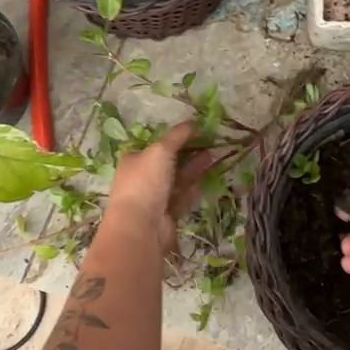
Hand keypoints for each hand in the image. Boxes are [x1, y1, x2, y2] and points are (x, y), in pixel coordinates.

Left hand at [107, 122, 223, 253]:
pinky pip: (184, 194)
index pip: (156, 144)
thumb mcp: (160, 150)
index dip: (176, 136)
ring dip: (195, 165)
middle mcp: (143, 178)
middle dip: (189, 151)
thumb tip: (193, 122)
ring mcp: (155, 196)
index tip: (197, 130)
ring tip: (215, 153)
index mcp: (134, 160)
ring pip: (179, 177)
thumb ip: (177, 135)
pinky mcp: (168, 212)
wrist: (141, 227)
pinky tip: (210, 174)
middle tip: (210, 141)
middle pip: (169, 160)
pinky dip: (196, 184)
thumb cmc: (145, 182)